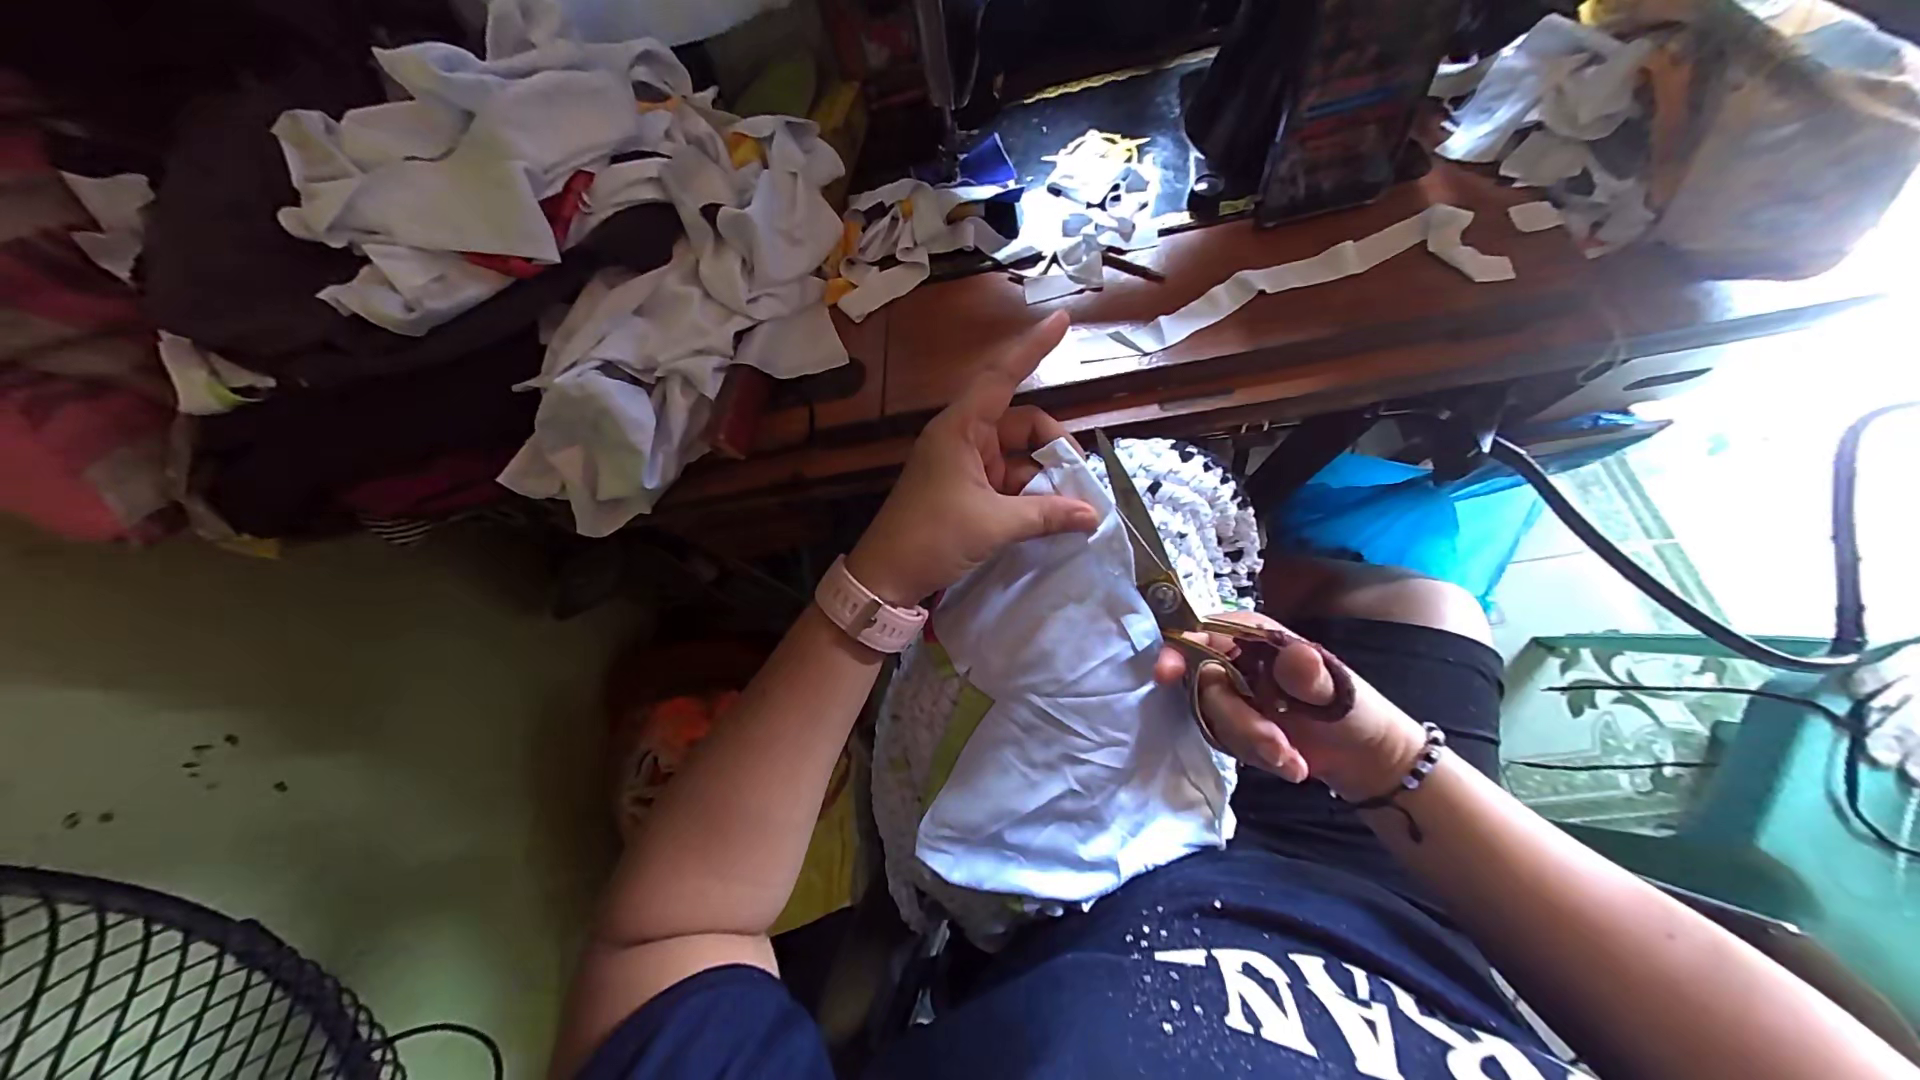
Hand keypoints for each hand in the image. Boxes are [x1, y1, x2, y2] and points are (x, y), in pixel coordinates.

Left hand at [845, 312, 1098, 605]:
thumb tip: (1093, 514)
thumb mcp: (993, 525)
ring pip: (1020, 458)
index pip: (1002, 376)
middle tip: (1080, 485)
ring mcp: (966, 465)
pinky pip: (1009, 481)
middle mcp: (964, 438)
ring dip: (1046, 479)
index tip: (1063, 320)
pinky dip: (1031, 496)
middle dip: (1055, 450)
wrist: (886, 578)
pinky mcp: (968, 490)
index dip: (1033, 348)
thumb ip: (1046, 515)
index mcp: (960, 429)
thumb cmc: (930, 537)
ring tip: (1070, 509)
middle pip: (1024, 426)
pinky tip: (1053, 517)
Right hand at [1154, 611, 1427, 799]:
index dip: (1177, 650)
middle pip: (1204, 685)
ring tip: (1294, 760)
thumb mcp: (1338, 691)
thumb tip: (1296, 653)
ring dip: (1252, 745)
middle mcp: (1231, 659)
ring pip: (1212, 718)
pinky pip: (1222, 740)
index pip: (1200, 634)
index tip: (1167, 674)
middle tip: (1280, 747)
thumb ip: (1310, 675)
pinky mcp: (1228, 723)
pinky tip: (1288, 762)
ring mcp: (1227, 693)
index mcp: (1252, 635)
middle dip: (1239, 723)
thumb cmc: (1355, 710)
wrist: (1365, 757)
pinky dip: (1255, 757)